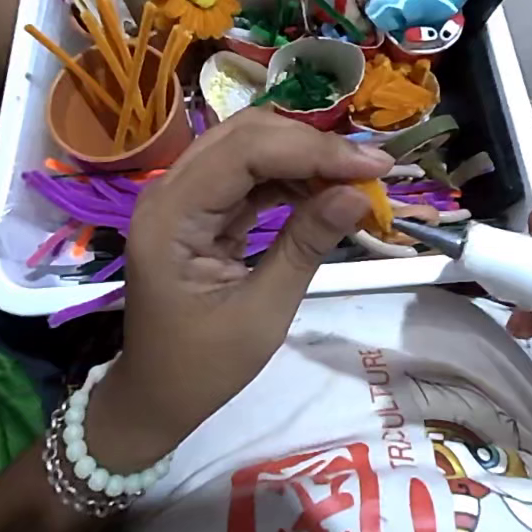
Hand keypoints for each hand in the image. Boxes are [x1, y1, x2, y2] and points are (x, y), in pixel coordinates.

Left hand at [85, 111, 392, 470]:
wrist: (158, 395)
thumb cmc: (203, 367)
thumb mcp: (263, 312)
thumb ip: (307, 245)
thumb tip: (358, 193)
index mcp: (171, 217)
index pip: (245, 152)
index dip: (313, 150)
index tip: (373, 166)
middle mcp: (170, 192)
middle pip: (246, 135)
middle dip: (313, 145)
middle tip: (370, 170)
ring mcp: (182, 196)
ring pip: (250, 146)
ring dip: (305, 156)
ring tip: (356, 180)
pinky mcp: (200, 207)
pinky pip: (250, 174)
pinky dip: (292, 176)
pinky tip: (326, 190)